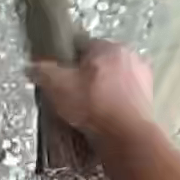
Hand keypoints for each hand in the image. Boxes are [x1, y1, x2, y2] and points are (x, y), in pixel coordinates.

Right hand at [28, 40, 155, 141]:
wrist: (124, 134)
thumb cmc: (94, 106)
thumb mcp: (54, 85)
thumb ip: (41, 71)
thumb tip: (33, 67)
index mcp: (108, 47)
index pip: (80, 45)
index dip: (64, 61)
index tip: (56, 75)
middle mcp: (129, 57)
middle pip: (97, 62)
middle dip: (83, 75)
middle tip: (68, 92)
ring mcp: (141, 77)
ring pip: (110, 78)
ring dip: (98, 89)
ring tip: (83, 107)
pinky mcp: (147, 97)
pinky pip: (121, 95)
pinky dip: (110, 102)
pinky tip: (99, 114)